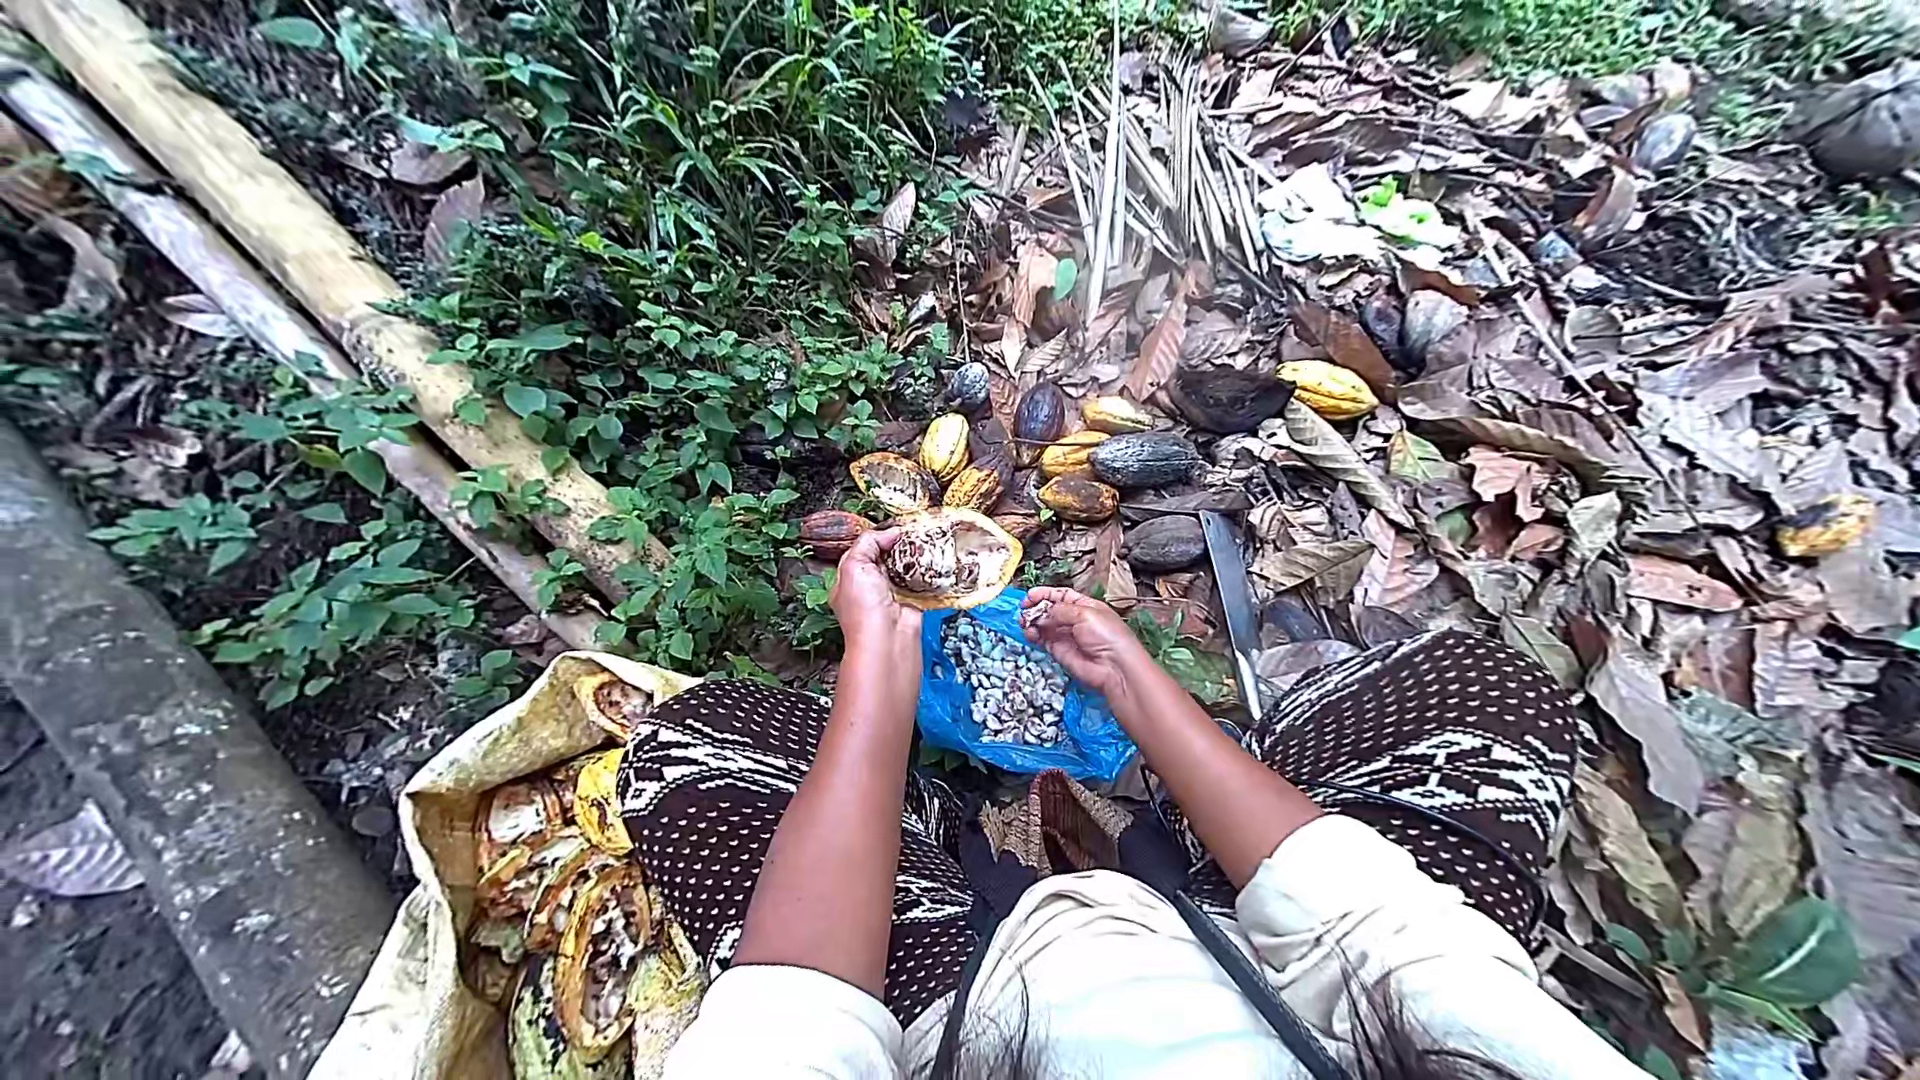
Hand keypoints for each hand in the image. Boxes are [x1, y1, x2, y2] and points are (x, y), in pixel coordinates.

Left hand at [830, 529, 920, 647]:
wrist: (887, 639)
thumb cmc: (863, 610)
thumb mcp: (854, 565)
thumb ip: (868, 543)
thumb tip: (889, 533)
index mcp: (849, 580)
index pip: (862, 551)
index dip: (875, 539)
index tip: (891, 529)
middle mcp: (870, 588)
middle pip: (886, 558)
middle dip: (897, 546)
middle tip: (909, 534)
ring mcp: (892, 594)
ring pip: (905, 567)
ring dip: (914, 557)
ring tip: (922, 544)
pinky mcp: (913, 601)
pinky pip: (922, 581)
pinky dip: (927, 572)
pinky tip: (931, 562)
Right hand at [1021, 587, 1150, 700]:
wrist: (1114, 668)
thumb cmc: (1111, 639)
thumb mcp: (1085, 613)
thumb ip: (1060, 610)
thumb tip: (1042, 611)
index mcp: (1085, 606)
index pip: (1060, 595)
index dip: (1044, 594)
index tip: (1030, 595)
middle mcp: (1074, 620)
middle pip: (1049, 609)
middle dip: (1035, 607)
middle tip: (1025, 609)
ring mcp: (1066, 636)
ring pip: (1042, 624)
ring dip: (1031, 621)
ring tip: (1026, 622)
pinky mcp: (1059, 650)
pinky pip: (1041, 639)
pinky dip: (1033, 635)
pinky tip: (1030, 632)